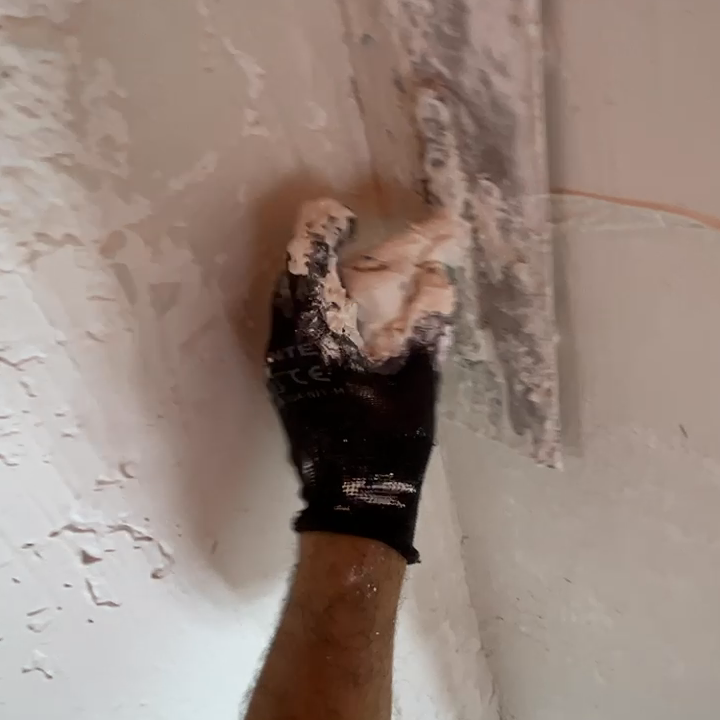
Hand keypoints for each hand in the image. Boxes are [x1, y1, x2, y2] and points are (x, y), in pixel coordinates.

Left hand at [266, 200, 462, 563]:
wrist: (354, 505)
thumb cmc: (388, 449)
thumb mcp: (417, 389)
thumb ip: (424, 333)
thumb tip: (436, 282)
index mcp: (320, 346)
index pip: (310, 273)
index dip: (322, 236)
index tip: (340, 214)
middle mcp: (291, 350)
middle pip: (297, 284)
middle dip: (321, 252)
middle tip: (343, 229)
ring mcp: (284, 368)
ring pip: (291, 307)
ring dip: (316, 279)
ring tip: (343, 259)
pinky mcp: (287, 384)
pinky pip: (294, 331)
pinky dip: (315, 309)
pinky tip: (339, 306)